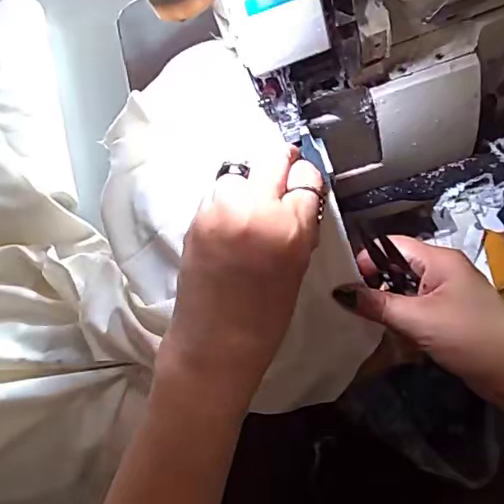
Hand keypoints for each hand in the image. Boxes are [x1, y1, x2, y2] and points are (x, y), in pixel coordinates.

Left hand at [162, 141, 324, 392]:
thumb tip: (298, 201)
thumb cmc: (264, 318)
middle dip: (281, 166)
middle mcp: (256, 210)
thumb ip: (299, 229)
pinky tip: (228, 223)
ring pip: (240, 172)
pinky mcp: (196, 218)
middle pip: (273, 160)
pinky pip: (216, 193)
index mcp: (292, 228)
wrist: (215, 343)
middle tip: (280, 178)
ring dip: (247, 184)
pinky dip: (225, 200)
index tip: (303, 185)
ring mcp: (221, 212)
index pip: (307, 178)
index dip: (306, 181)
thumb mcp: (298, 268)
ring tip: (248, 208)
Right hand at [333, 236, 503, 402]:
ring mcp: (448, 294)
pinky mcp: (451, 316)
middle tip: (353, 306)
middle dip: (374, 284)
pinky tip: (393, 336)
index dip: (366, 259)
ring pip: (405, 290)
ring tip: (370, 322)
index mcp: (438, 259)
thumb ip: (375, 304)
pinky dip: (403, 320)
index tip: (347, 284)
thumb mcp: (416, 319)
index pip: (391, 244)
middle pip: (397, 267)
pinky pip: (417, 309)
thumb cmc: (468, 336)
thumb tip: (340, 292)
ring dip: (388, 306)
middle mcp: (443, 270)